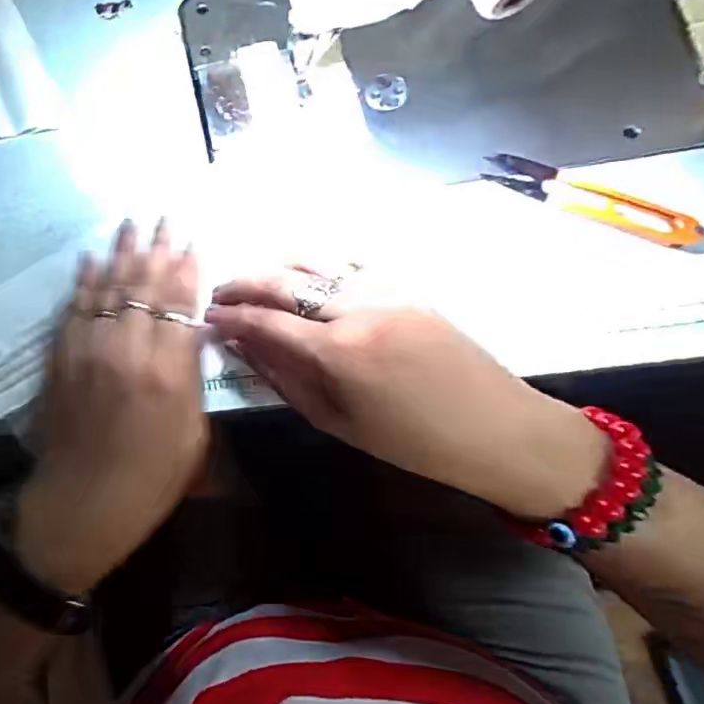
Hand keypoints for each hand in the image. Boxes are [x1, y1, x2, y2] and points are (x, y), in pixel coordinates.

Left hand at [15, 221, 207, 593]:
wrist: (83, 505)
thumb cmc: (152, 479)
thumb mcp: (192, 433)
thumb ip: (191, 377)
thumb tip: (192, 333)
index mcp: (167, 371)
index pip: (178, 303)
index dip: (185, 270)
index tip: (191, 242)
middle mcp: (127, 350)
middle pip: (143, 286)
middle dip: (155, 250)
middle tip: (162, 218)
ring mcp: (88, 351)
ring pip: (107, 290)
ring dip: (119, 254)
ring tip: (128, 224)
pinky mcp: (61, 360)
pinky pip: (73, 311)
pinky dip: (82, 283)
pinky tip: (89, 261)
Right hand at [205, 267, 604, 518]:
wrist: (495, 427)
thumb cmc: (413, 442)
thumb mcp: (339, 421)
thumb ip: (287, 380)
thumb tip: (246, 349)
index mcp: (339, 351)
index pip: (267, 322)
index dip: (232, 318)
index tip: (208, 318)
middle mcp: (358, 308)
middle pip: (285, 281)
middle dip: (245, 284)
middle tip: (219, 293)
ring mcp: (386, 289)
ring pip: (317, 261)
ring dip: (278, 266)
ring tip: (255, 280)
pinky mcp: (407, 285)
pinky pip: (351, 263)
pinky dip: (319, 264)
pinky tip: (305, 275)